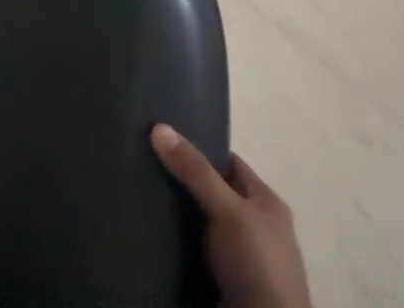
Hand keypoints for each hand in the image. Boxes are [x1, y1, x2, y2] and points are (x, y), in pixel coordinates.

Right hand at [152, 123, 312, 307]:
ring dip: (174, 210)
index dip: (199, 146)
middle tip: (141, 161)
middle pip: (212, 190)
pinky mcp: (221, 275)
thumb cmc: (257, 264)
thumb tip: (159, 127)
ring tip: (136, 189)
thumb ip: (196, 172)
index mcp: (267, 203)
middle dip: (180, 178)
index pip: (229, 162)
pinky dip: (173, 237)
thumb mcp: (228, 211)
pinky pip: (191, 245)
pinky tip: (147, 228)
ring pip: (199, 219)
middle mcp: (255, 224)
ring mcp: (238, 253)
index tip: (162, 137)